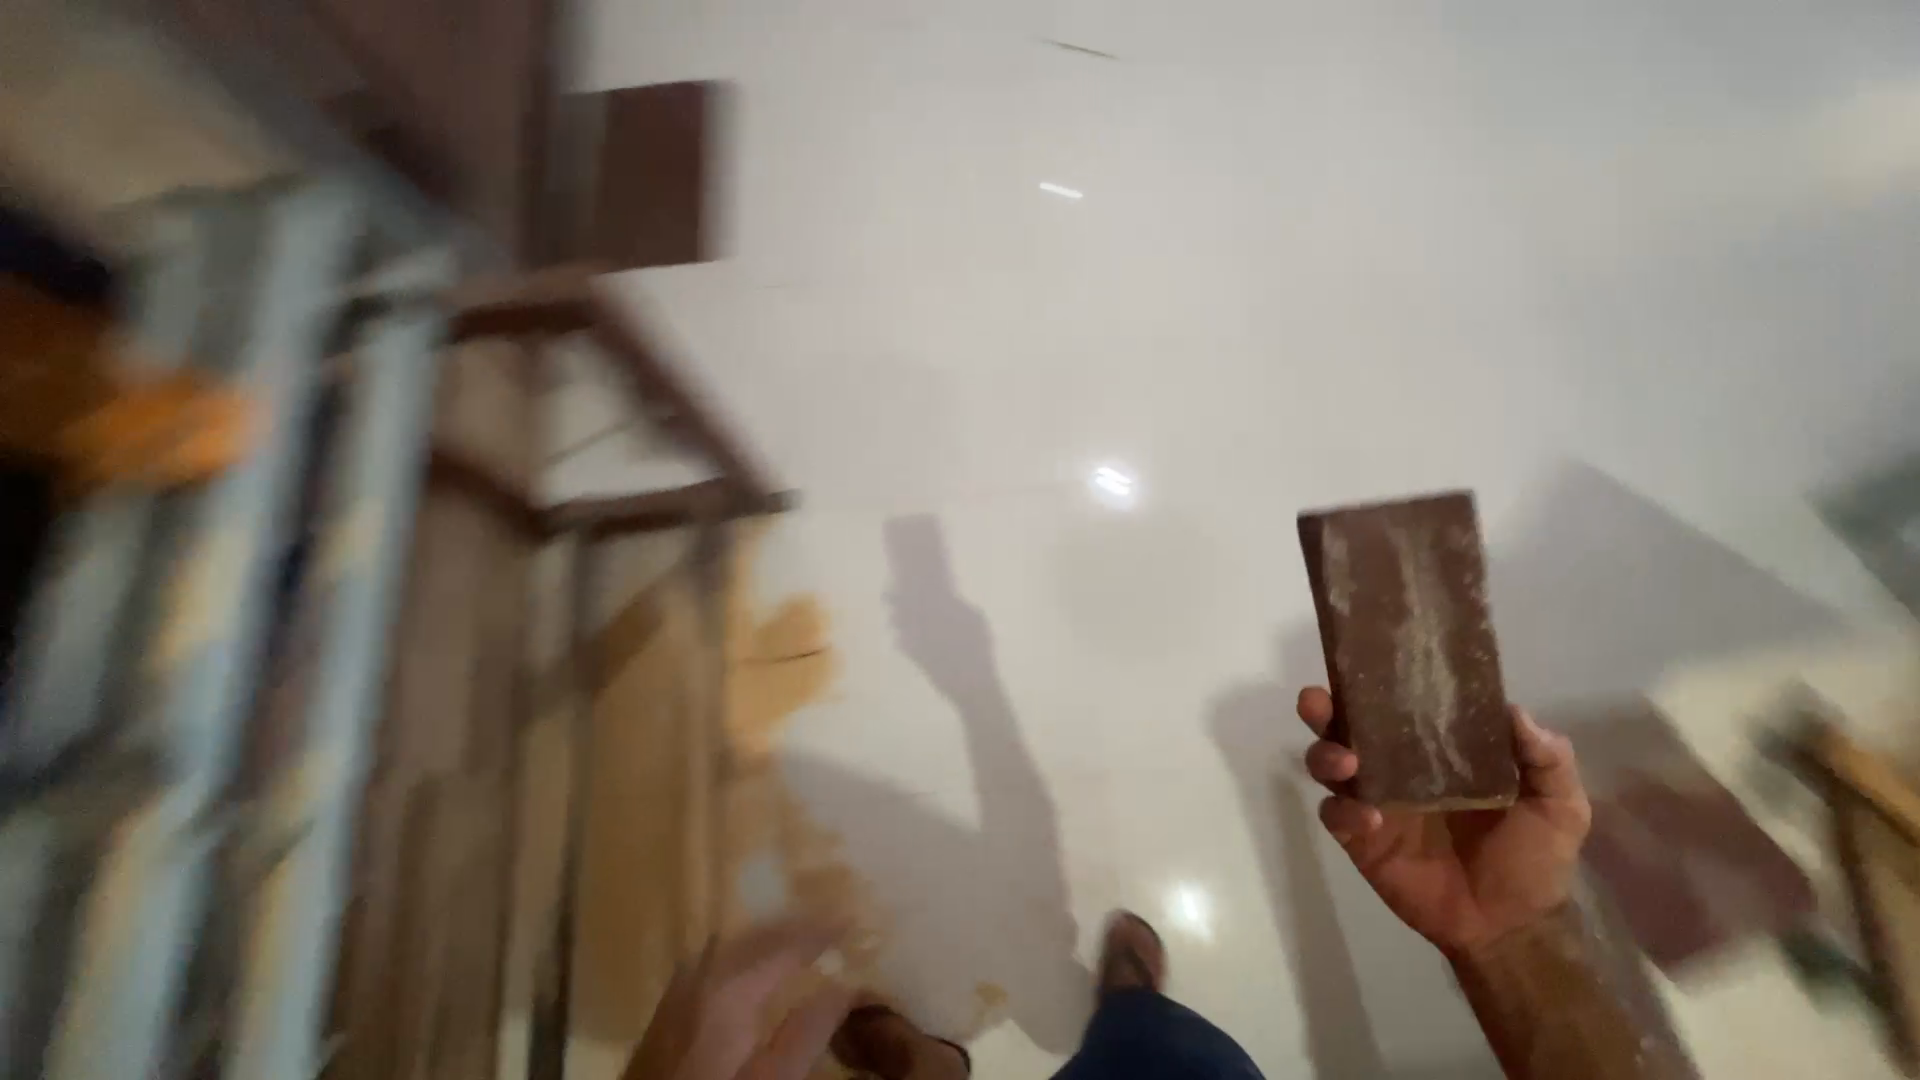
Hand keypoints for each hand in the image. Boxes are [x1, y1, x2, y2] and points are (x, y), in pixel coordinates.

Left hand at [622, 917, 853, 1079]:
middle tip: (833, 925)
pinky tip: (755, 967)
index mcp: (729, 990)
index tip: (854, 919)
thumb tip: (845, 986)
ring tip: (803, 939)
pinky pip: (715, 959)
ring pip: (733, 943)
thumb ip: (808, 1033)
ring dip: (770, 936)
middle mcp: (701, 977)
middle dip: (796, 926)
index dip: (821, 930)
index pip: (785, 943)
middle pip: (756, 935)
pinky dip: (745, 952)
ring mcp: (679, 992)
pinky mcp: (667, 1013)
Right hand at [1296, 687, 1591, 956]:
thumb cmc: (1533, 857)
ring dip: (1325, 754)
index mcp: (1431, 749)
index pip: (1392, 705)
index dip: (1370, 682)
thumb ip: (1547, 760)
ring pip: (1326, 763)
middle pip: (1342, 726)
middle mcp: (1392, 766)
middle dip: (1322, 709)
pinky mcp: (1358, 837)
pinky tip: (1370, 818)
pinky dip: (1344, 810)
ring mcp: (1371, 800)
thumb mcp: (1559, 807)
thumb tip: (1515, 711)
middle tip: (1319, 702)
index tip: (1361, 663)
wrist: (1512, 926)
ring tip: (1347, 764)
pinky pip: (1334, 814)